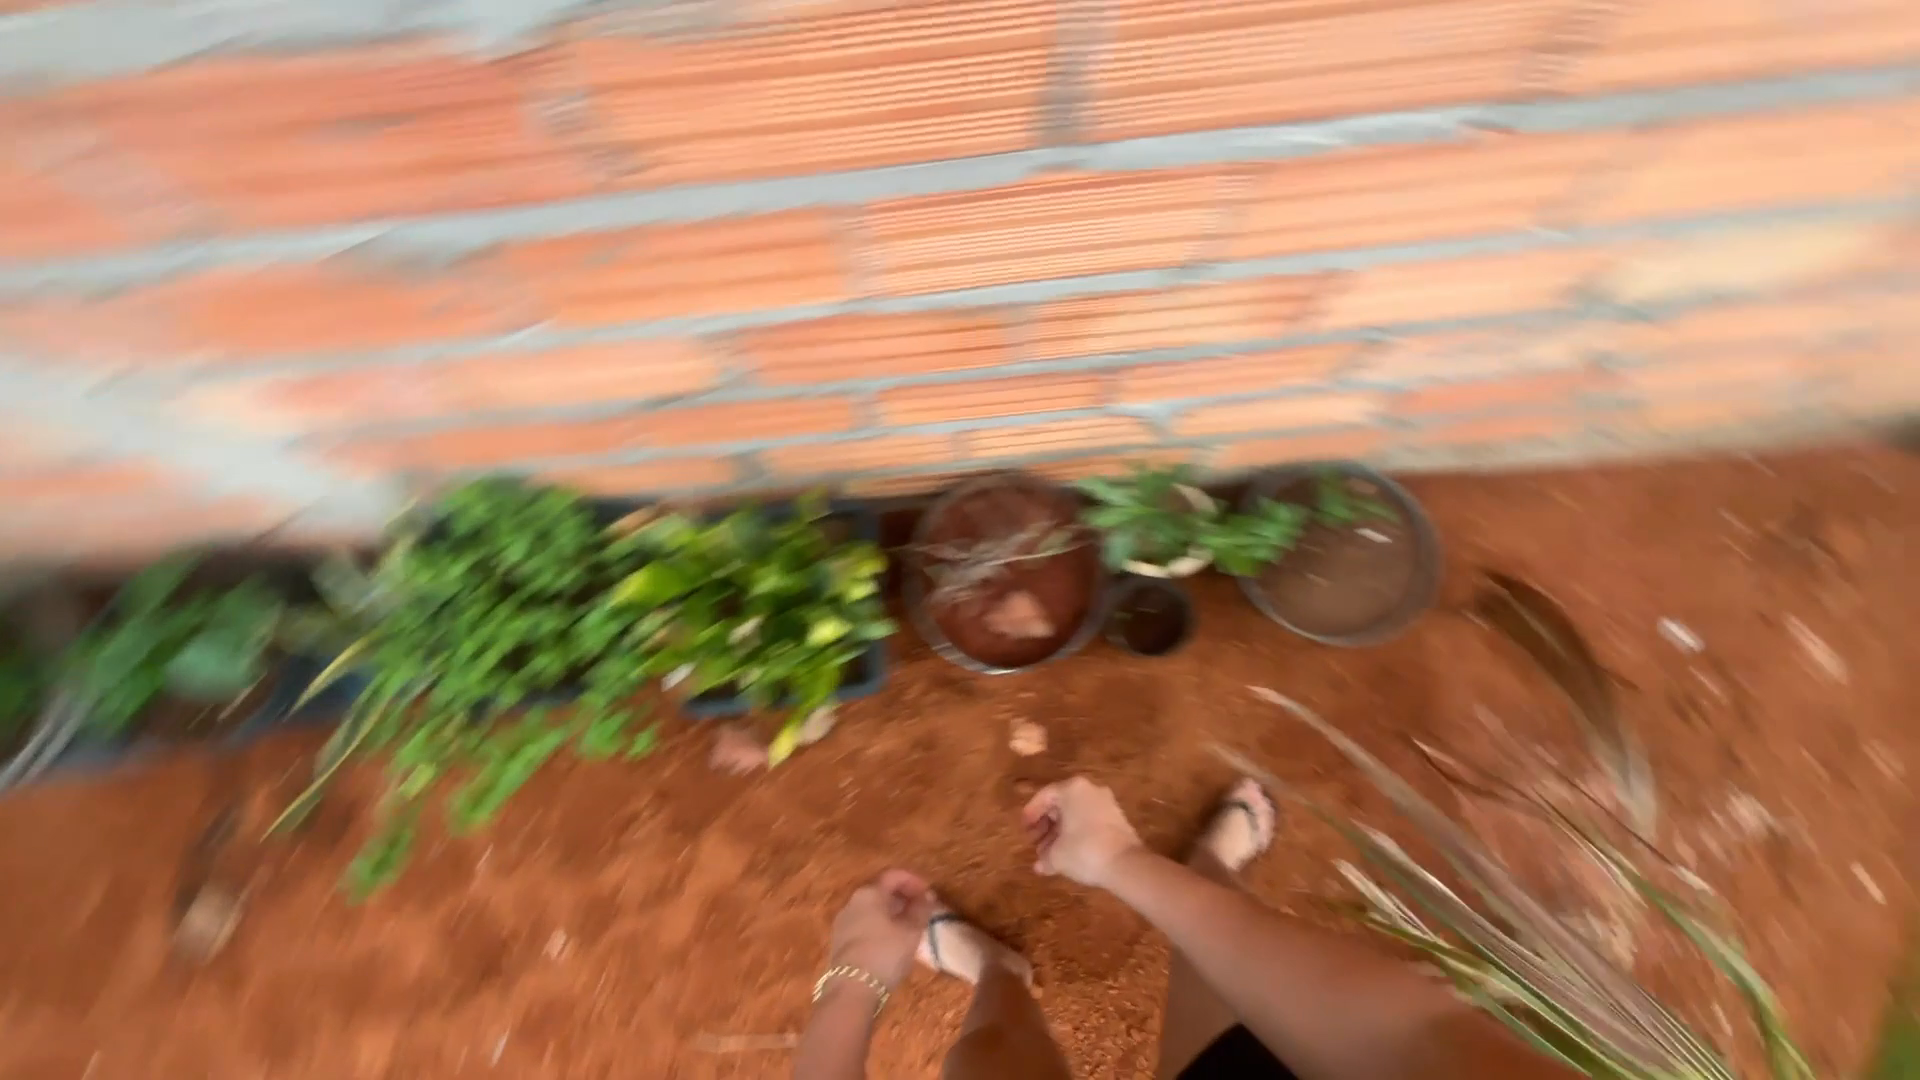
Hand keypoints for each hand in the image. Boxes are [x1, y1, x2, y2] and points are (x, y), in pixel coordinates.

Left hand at [825, 869, 935, 990]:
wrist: (851, 991)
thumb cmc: (885, 954)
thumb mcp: (911, 931)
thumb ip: (921, 909)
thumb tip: (927, 895)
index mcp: (869, 893)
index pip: (894, 876)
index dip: (914, 881)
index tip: (929, 893)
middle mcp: (852, 902)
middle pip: (881, 891)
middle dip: (903, 898)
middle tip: (921, 911)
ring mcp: (843, 922)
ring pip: (872, 909)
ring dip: (892, 913)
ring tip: (909, 928)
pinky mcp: (839, 942)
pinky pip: (864, 925)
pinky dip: (880, 926)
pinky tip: (891, 943)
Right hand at [1022, 776, 1144, 887]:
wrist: (1126, 863)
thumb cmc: (1084, 850)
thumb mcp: (1057, 855)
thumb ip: (1045, 857)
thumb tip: (1039, 865)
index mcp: (1072, 789)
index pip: (1045, 796)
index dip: (1031, 813)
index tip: (1024, 829)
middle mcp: (1089, 790)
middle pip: (1061, 805)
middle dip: (1046, 825)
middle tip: (1035, 842)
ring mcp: (1106, 803)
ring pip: (1076, 814)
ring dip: (1061, 832)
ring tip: (1050, 853)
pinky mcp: (1117, 819)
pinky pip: (1090, 821)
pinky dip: (1077, 834)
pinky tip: (1069, 853)